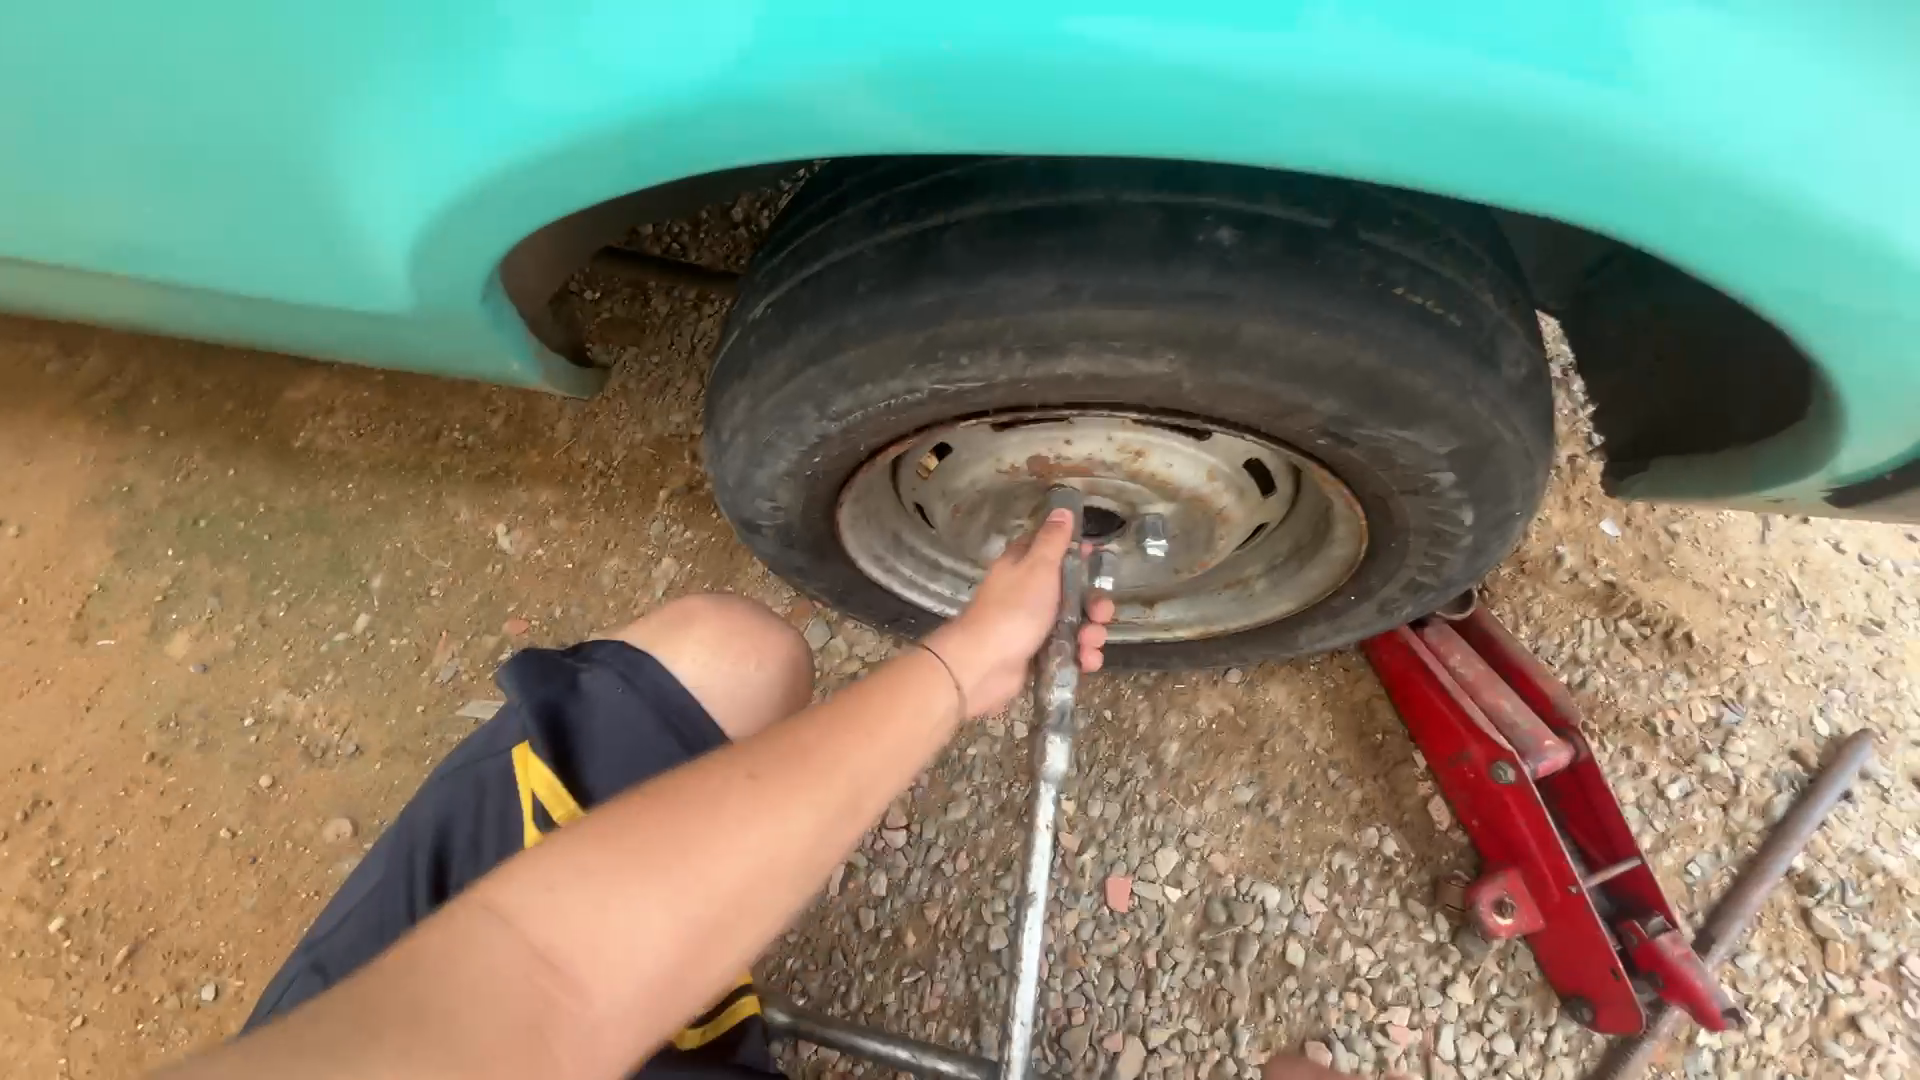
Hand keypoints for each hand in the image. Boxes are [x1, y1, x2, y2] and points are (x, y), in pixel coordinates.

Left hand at [921, 508, 1115, 716]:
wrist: (984, 665)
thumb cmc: (1013, 609)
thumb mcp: (1037, 567)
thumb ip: (1053, 540)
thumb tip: (1062, 509)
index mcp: (1023, 566)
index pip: (1053, 550)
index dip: (1076, 554)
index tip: (1096, 559)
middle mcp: (1029, 594)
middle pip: (1073, 592)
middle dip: (1094, 604)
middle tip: (1100, 614)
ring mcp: (1034, 626)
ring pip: (1075, 624)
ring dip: (1091, 634)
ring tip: (1089, 643)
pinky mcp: (1039, 655)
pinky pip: (1069, 652)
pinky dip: (1081, 656)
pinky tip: (1086, 661)